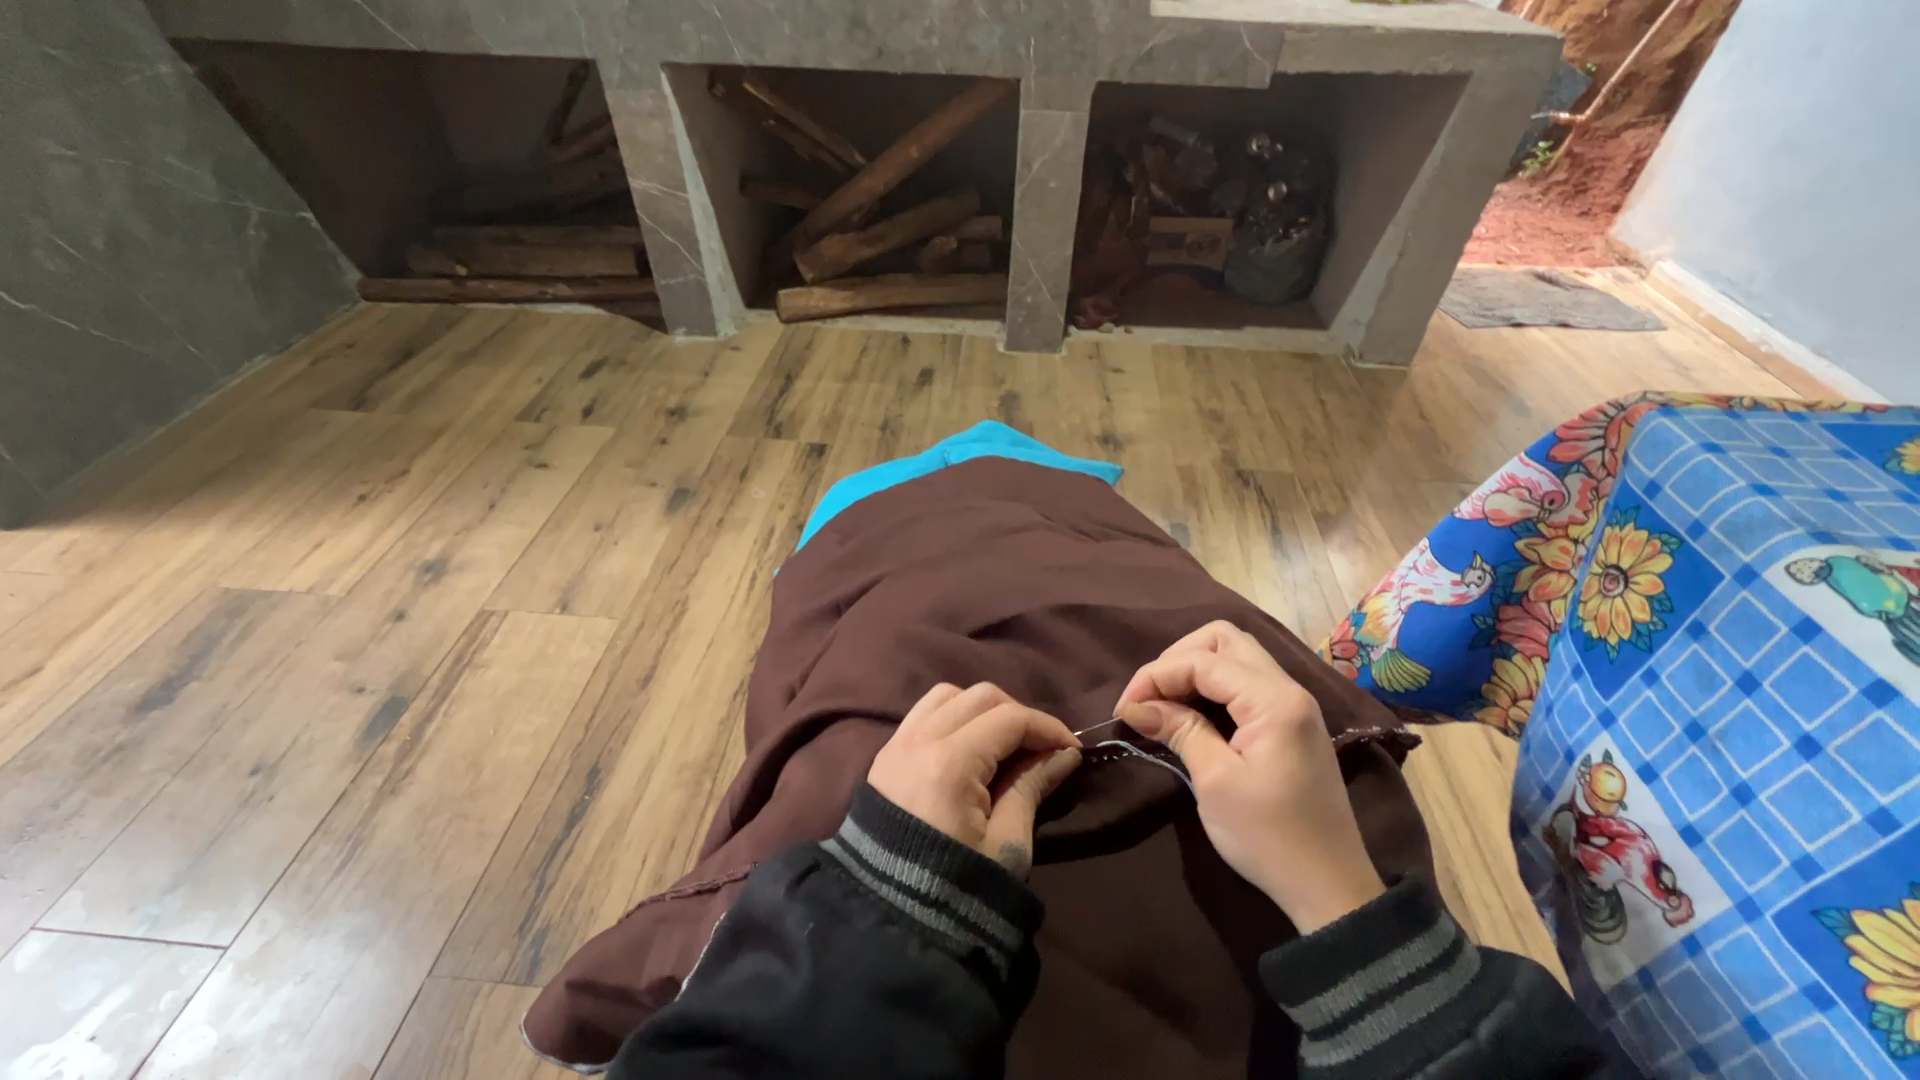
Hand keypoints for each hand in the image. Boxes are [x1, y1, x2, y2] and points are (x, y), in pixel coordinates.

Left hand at [869, 682, 1082, 876]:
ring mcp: (895, 745)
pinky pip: (923, 714)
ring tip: (1005, 744)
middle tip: (1042, 748)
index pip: (1009, 719)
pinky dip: (953, 718)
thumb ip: (1031, 787)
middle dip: (1018, 714)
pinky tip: (972, 748)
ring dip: (982, 710)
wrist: (888, 920)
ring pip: (947, 696)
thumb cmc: (955, 889)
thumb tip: (1063, 754)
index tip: (1072, 750)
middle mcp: (918, 741)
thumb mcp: (1006, 845)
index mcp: (949, 763)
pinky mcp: (884, 757)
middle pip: (979, 697)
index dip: (1048, 728)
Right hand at [1115, 621, 1384, 931]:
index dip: (1156, 675)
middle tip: (1148, 697)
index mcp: (1274, 700)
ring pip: (1236, 656)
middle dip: (1177, 659)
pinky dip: (1211, 686)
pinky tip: (1188, 712)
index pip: (1203, 660)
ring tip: (1162, 704)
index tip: (1125, 709)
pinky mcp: (1290, 722)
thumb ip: (1179, 730)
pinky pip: (1245, 682)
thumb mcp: (1215, 782)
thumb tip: (1135, 706)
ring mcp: (1293, 704)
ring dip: (1193, 669)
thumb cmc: (1269, 836)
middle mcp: (1288, 689)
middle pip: (1224, 639)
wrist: (1329, 886)